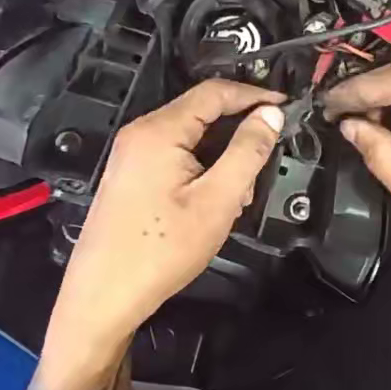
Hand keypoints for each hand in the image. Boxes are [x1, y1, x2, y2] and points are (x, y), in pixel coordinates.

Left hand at [61, 80, 284, 332]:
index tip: (286, 107)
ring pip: (193, 136)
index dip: (255, 95)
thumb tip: (270, 114)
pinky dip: (205, 166)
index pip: (216, 92)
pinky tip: (217, 198)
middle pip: (203, 111)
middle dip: (241, 129)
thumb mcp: (218, 199)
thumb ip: (248, 151)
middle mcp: (141, 133)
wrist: (104, 297)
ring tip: (244, 189)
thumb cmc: (162, 249)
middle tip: (269, 154)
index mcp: (160, 131)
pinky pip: (177, 154)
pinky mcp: (132, 175)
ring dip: (225, 153)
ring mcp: (133, 154)